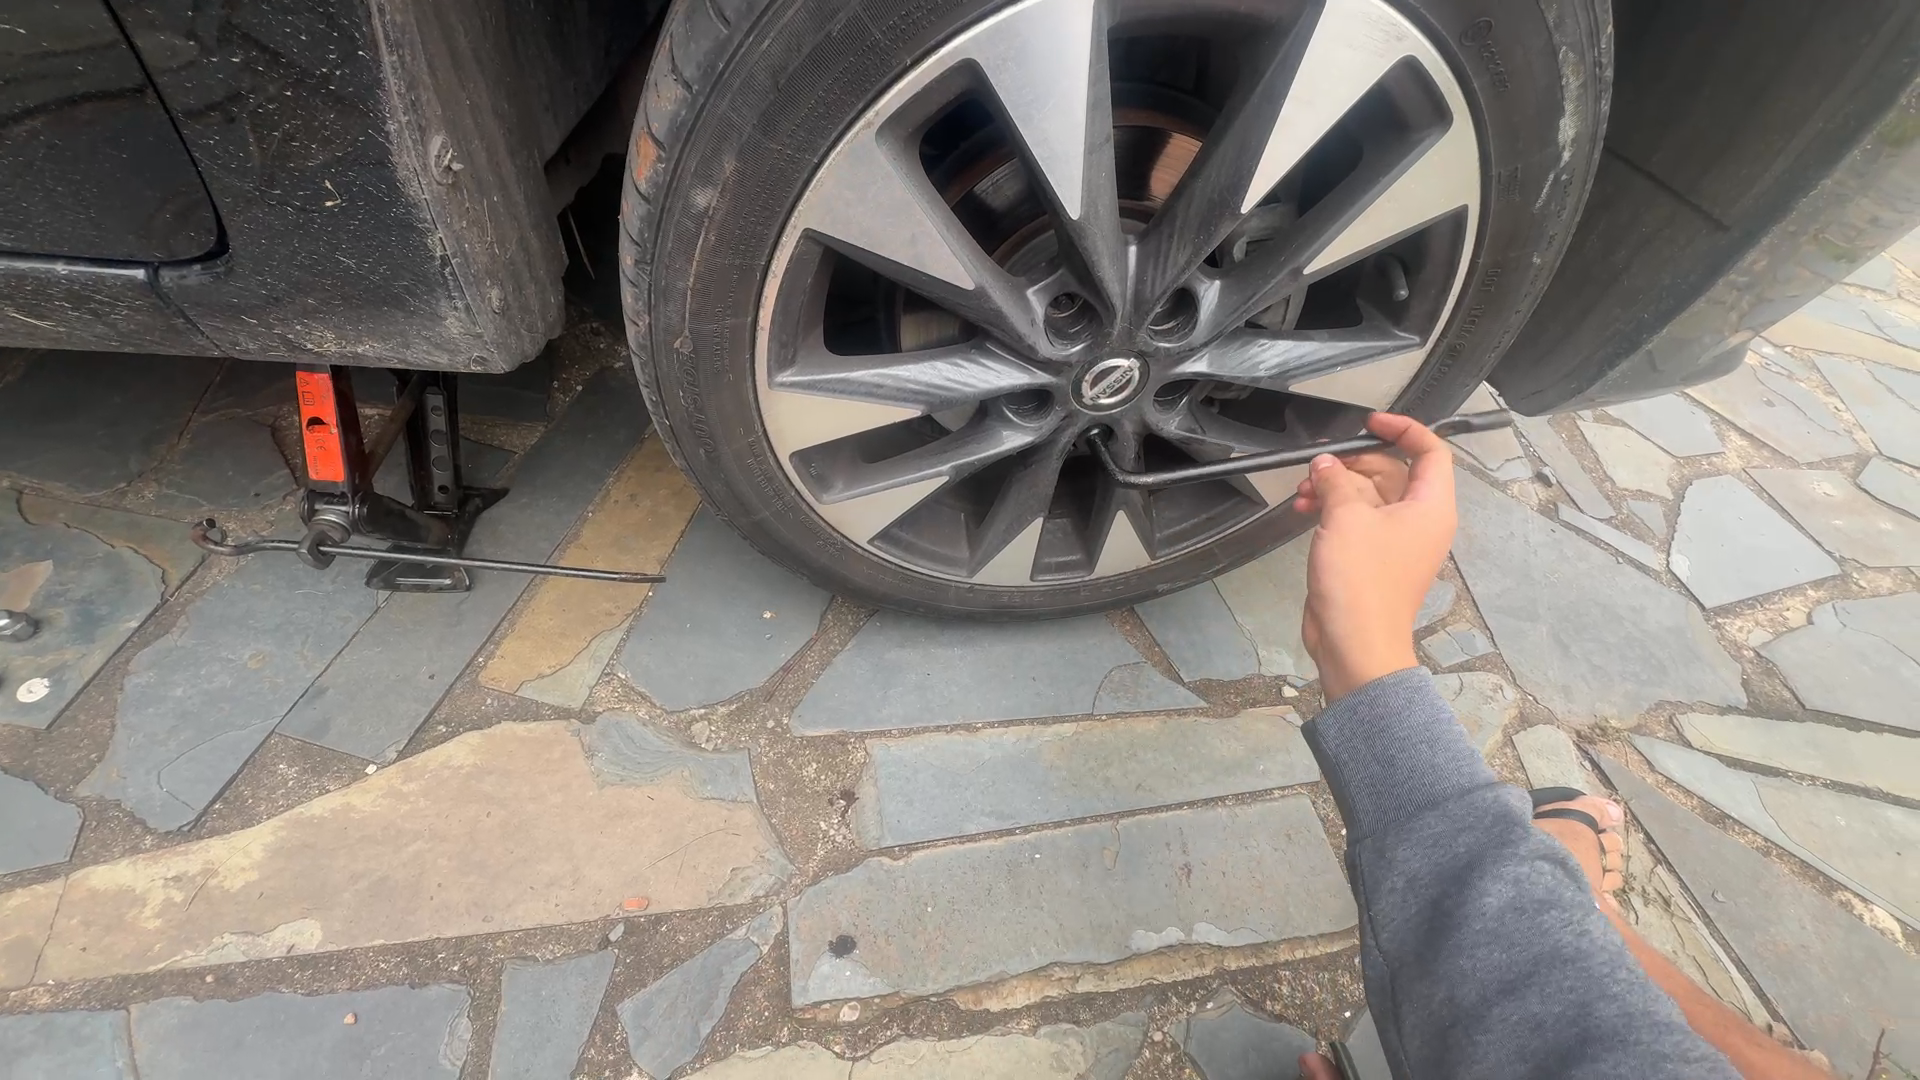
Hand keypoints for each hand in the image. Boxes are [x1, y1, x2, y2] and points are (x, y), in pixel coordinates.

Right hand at [1291, 412, 1456, 700]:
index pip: (1431, 452)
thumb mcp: (1345, 517)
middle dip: (1351, 464)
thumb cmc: (1360, 577)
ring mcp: (1393, 540)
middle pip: (1391, 473)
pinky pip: (1354, 520)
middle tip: (1317, 464)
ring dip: (1334, 487)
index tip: (1368, 422)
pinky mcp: (1369, 556)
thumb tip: (1326, 462)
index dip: (1403, 430)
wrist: (1354, 640)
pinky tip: (1303, 509)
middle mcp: (1418, 520)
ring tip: (1303, 490)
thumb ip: (1336, 480)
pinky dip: (1331, 509)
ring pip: (1367, 496)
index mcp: (1431, 507)